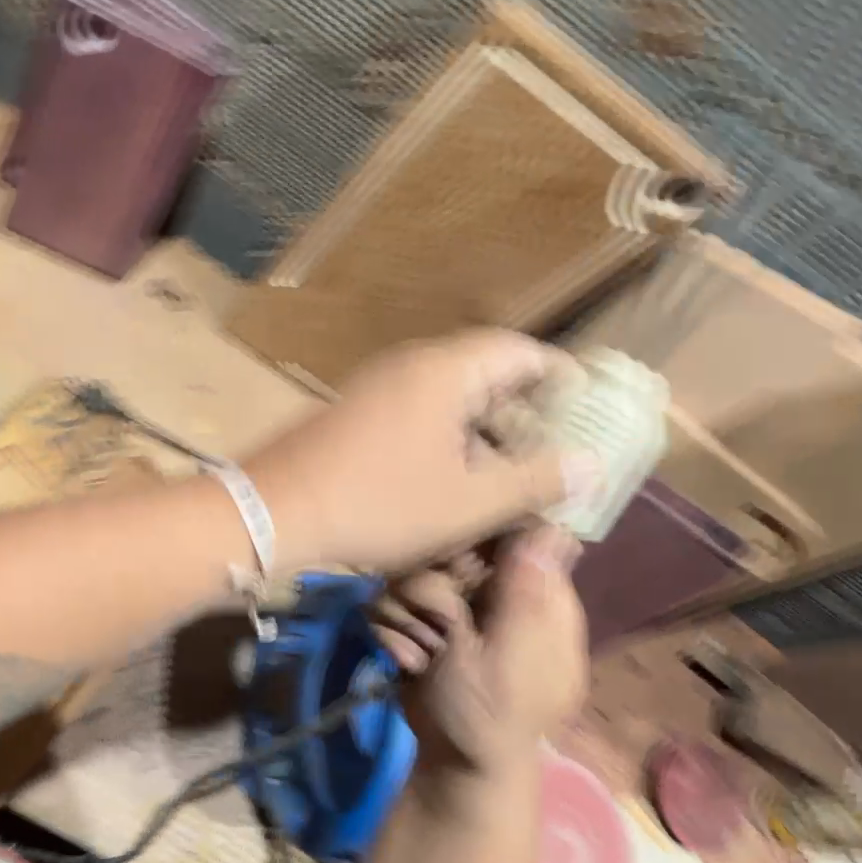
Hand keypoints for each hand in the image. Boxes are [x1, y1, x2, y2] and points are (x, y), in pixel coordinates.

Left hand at [243, 329, 591, 573]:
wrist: (271, 511)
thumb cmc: (377, 504)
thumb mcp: (467, 503)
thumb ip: (534, 481)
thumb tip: (590, 463)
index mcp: (444, 370)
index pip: (519, 350)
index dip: (558, 377)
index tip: (583, 411)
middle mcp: (408, 364)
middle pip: (481, 370)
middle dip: (520, 408)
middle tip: (546, 451)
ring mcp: (372, 385)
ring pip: (444, 393)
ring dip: (478, 427)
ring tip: (501, 473)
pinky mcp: (348, 410)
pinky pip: (411, 409)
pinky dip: (440, 434)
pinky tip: (444, 477)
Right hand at [371, 526, 587, 775]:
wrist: (452, 764)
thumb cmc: (493, 713)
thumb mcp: (516, 654)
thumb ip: (527, 592)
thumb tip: (555, 527)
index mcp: (537, 594)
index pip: (508, 533)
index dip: (479, 544)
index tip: (464, 574)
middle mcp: (492, 591)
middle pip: (446, 550)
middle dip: (431, 591)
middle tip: (442, 628)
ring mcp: (452, 606)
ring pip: (408, 576)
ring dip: (408, 620)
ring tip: (424, 657)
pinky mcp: (417, 621)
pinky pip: (389, 602)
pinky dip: (393, 634)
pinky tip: (409, 662)